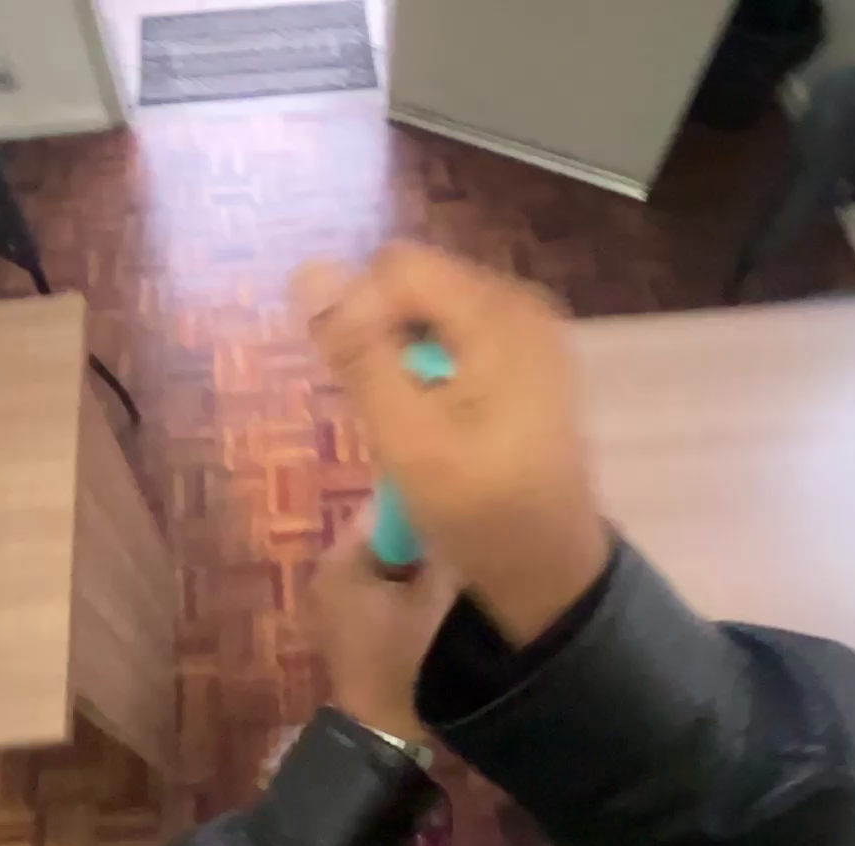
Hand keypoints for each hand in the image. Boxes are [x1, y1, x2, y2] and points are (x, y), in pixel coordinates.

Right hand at [291, 244, 609, 644]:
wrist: (545, 567)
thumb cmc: (477, 509)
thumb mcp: (406, 436)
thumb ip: (357, 353)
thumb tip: (308, 272)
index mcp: (500, 312)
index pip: (395, 268)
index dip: (357, 316)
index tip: (354, 385)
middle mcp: (521, 305)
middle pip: (415, 288)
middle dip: (382, 341)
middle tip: (386, 413)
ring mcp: (529, 333)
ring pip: (430, 317)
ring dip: (401, 362)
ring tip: (408, 423)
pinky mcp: (526, 362)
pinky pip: (456, 341)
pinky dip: (429, 373)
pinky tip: (434, 422)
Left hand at [313, 509, 457, 740]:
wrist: (380, 729)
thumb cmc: (405, 659)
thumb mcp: (436, 599)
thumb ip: (446, 549)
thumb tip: (462, 512)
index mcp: (342, 558)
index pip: (384, 505)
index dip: (424, 501)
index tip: (461, 505)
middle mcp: (331, 568)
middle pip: (384, 531)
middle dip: (422, 531)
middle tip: (464, 535)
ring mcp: (335, 594)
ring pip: (386, 557)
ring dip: (417, 558)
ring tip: (456, 561)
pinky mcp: (347, 617)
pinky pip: (381, 581)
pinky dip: (406, 581)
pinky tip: (435, 590)